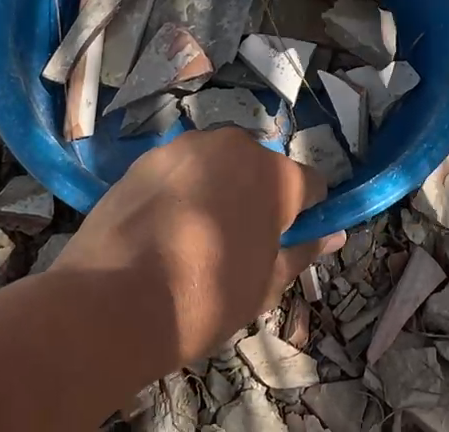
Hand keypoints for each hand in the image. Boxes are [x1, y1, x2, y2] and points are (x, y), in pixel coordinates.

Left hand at [50, 128, 344, 365]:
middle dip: (256, 195)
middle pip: (261, 167)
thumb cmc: (205, 298)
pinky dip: (180, 188)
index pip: (311, 183)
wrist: (112, 302)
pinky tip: (161, 227)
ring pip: (219, 164)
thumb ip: (303, 251)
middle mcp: (239, 146)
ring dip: (217, 187)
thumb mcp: (265, 286)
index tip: (286, 237)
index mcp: (278, 176)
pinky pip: (180, 168)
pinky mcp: (150, 155)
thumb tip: (335, 234)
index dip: (304, 211)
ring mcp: (191, 145)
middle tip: (235, 241)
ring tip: (192, 234)